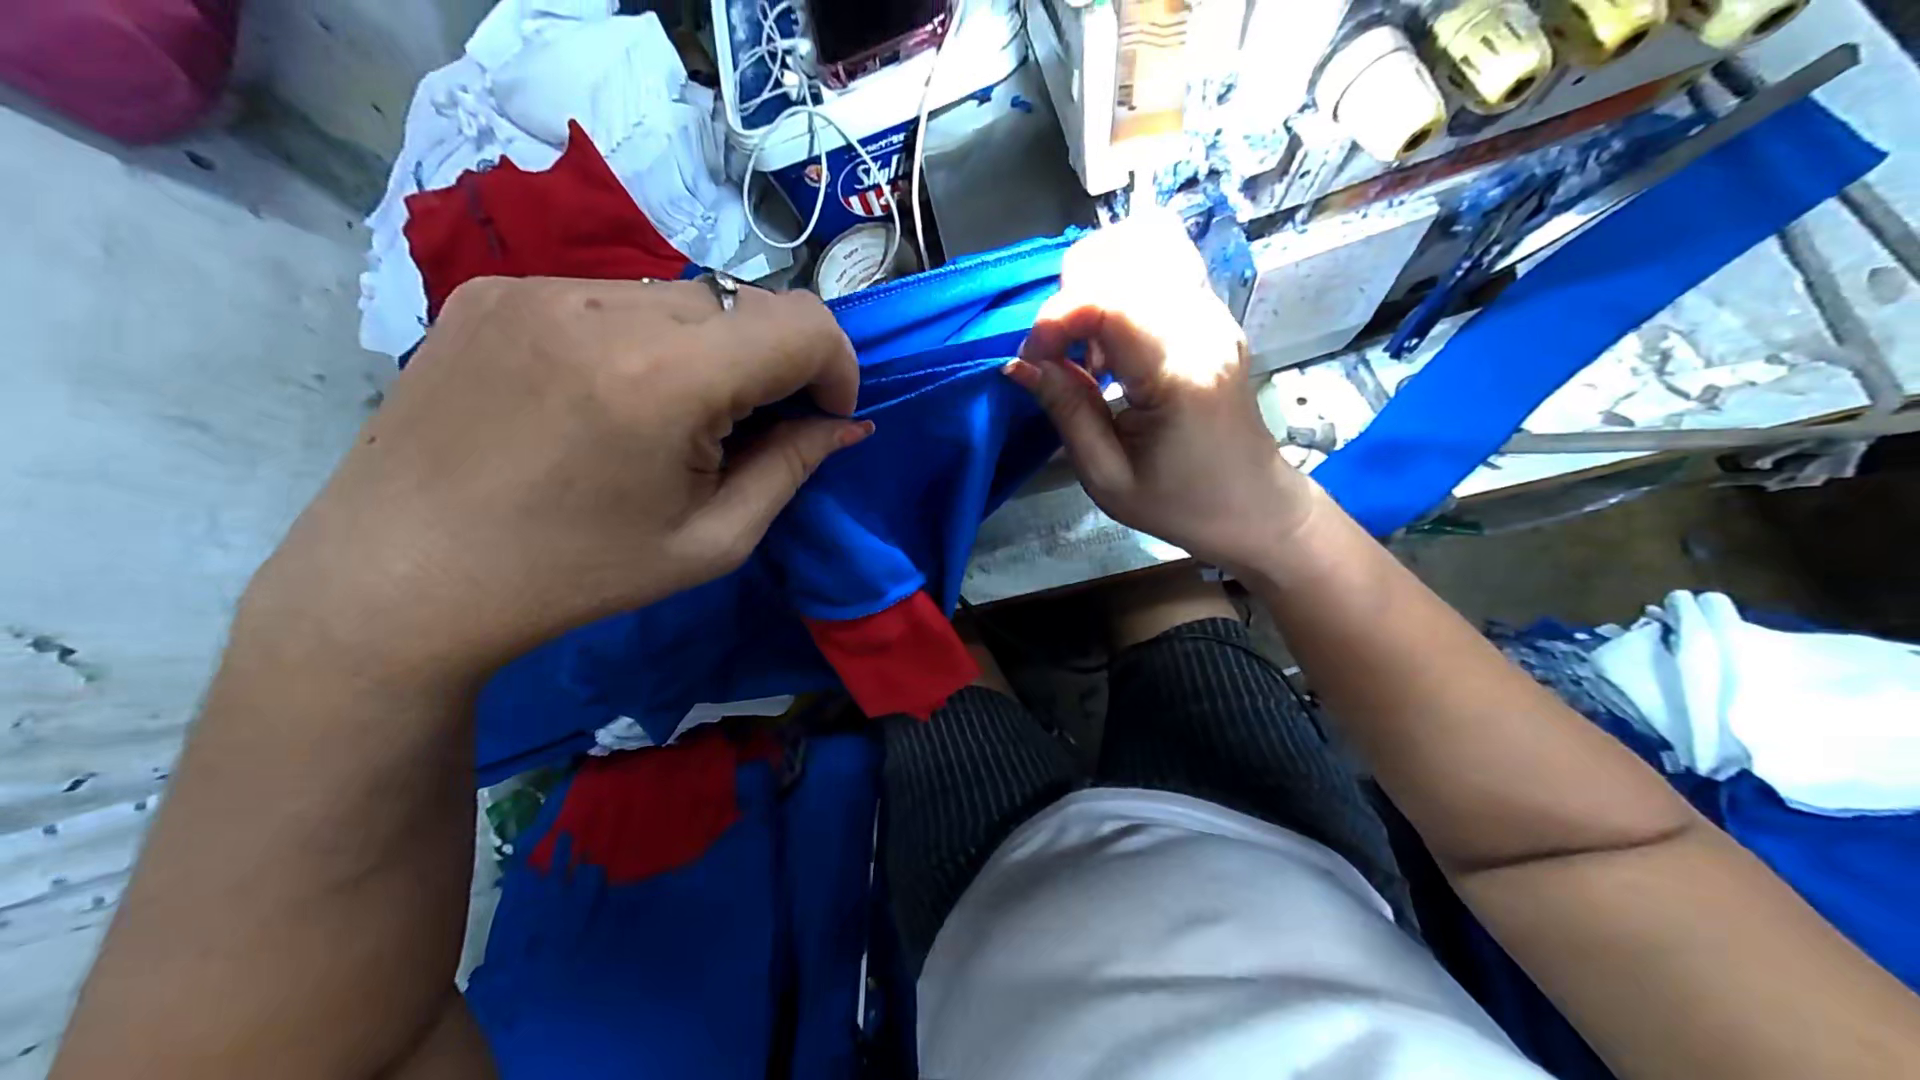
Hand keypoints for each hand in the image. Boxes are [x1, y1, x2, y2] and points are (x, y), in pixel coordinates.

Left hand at [243, 276, 869, 688]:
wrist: (403, 577)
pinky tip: (605, 395)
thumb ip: (792, 468)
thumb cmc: (576, 575)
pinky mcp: (493, 288)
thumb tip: (847, 424)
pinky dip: (642, 338)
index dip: (836, 366)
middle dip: (773, 362)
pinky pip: (612, 296)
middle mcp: (604, 306)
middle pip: (747, 303)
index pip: (803, 324)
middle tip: (746, 427)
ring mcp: (538, 286)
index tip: (822, 415)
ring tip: (668, 415)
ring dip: (709, 349)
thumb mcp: (711, 541)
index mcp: (665, 379)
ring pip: (682, 295)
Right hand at [1005, 213, 1316, 574]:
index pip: (1110, 302)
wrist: (1254, 506)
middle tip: (1061, 352)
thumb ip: (1066, 410)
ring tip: (1087, 341)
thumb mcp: (1107, 476)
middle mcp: (1203, 327)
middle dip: (1071, 293)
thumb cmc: (1181, 504)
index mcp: (1180, 374)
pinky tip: (1111, 338)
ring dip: (1096, 280)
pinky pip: (1160, 263)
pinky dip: (1119, 284)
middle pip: (1126, 251)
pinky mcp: (1213, 314)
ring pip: (1146, 241)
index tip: (1034, 360)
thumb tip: (1021, 363)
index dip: (1056, 318)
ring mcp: (1215, 313)